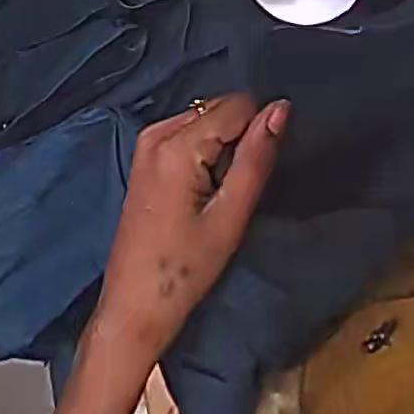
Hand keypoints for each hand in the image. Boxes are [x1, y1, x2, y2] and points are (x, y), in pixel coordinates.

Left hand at [94, 93, 289, 358]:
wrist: (133, 308)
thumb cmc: (186, 269)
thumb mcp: (230, 216)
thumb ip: (257, 156)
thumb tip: (281, 107)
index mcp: (176, 144)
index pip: (238, 105)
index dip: (257, 132)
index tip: (254, 170)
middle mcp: (157, 130)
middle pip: (220, 108)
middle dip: (238, 136)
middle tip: (232, 188)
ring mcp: (147, 140)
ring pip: (206, 117)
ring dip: (222, 144)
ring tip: (216, 192)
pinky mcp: (144, 153)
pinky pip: (189, 130)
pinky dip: (204, 149)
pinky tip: (200, 189)